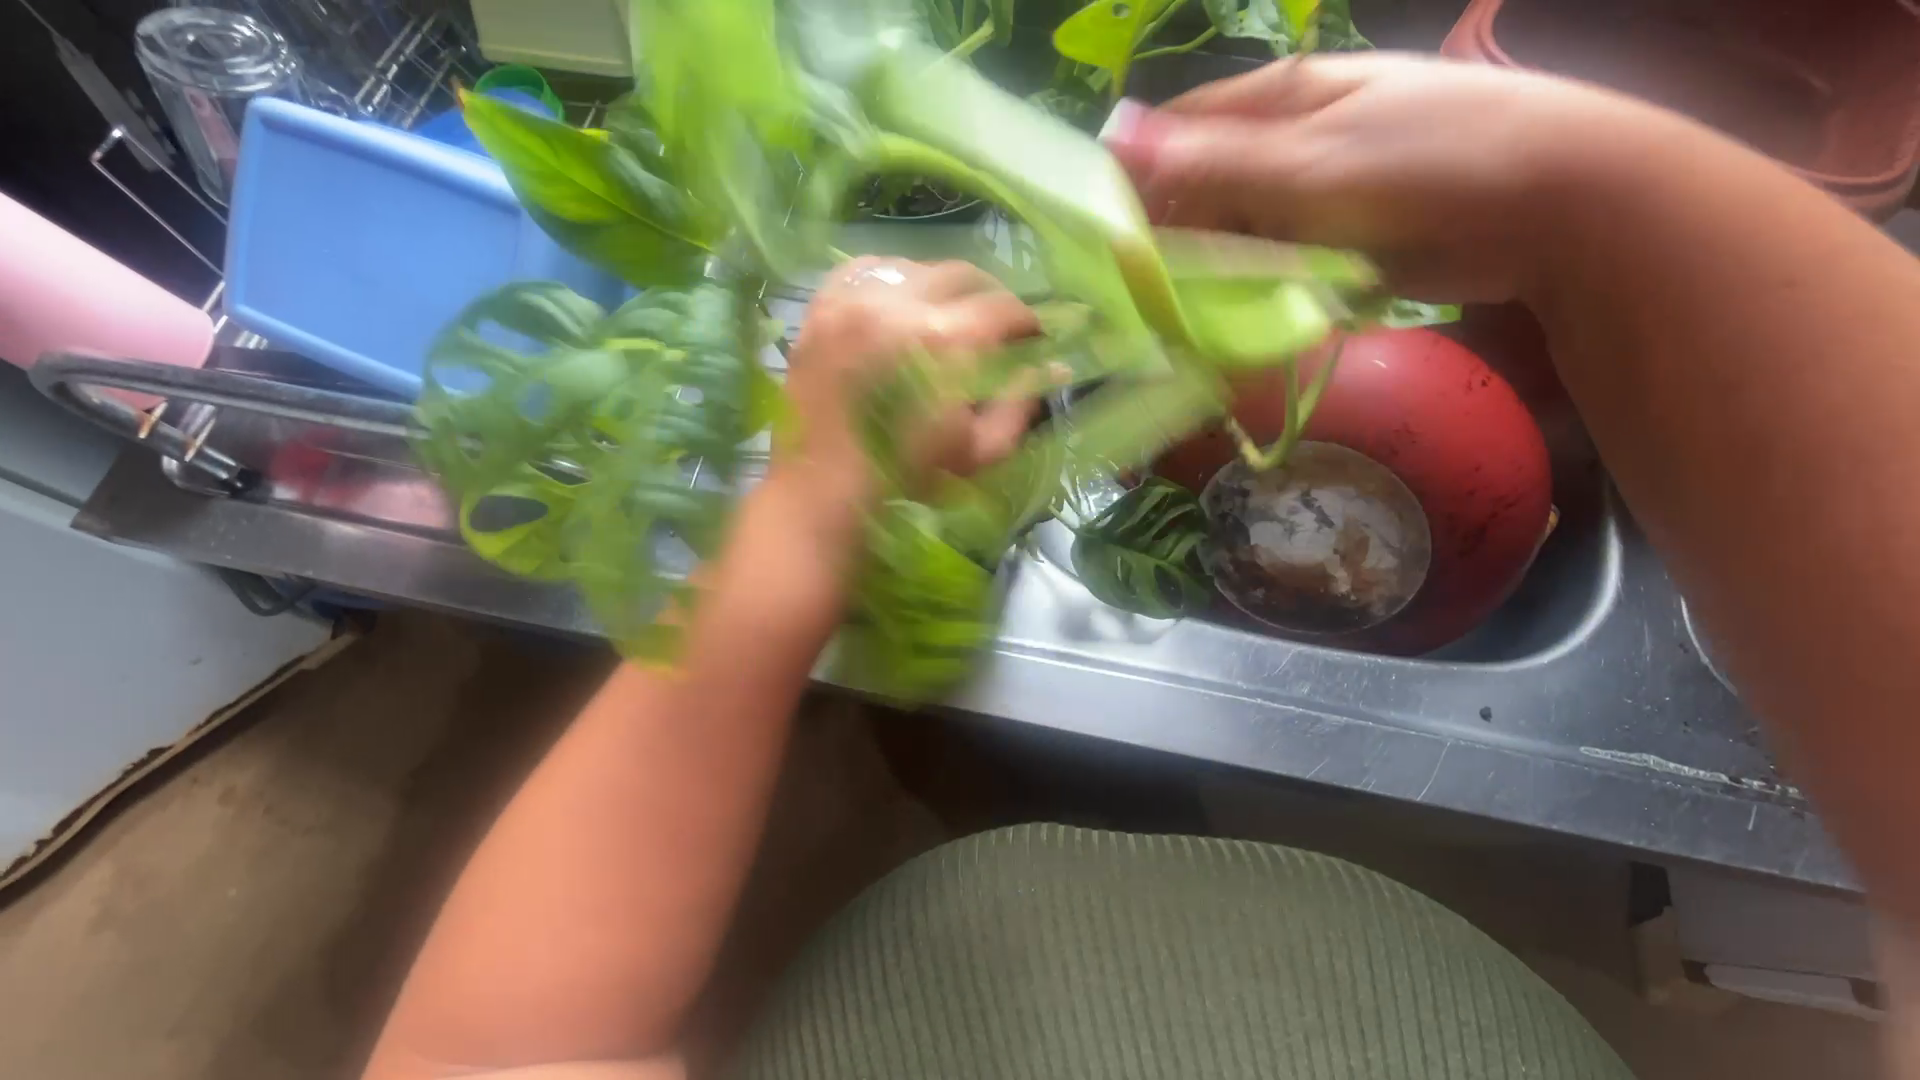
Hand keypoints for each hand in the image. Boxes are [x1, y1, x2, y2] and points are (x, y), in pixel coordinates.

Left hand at [778, 256, 1043, 511]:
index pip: (1005, 307)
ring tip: (943, 313)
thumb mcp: (979, 452)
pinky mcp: (821, 306)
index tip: (1032, 338)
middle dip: (988, 297)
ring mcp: (854, 300)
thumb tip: (1053, 366)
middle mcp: (900, 304)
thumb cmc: (906, 475)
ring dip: (939, 286)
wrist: (822, 485)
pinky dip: (888, 279)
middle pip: (962, 273)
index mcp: (946, 340)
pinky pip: (863, 269)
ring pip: (914, 266)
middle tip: (993, 326)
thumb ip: (1019, 404)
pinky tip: (896, 301)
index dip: (1028, 321)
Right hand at [1105, 52, 1667, 301]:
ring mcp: (1320, 188)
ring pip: (1238, 231)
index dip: (1137, 179)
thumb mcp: (1310, 163)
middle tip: (1150, 295)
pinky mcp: (1342, 235)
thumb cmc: (1432, 163)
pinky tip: (1244, 317)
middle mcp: (1293, 138)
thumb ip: (1211, 160)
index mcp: (1283, 97)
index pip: (1180, 130)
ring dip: (1214, 273)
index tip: (1108, 241)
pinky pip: (1277, 262)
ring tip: (1193, 317)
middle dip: (1175, 239)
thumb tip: (1112, 134)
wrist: (1562, 205)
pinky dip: (1257, 289)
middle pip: (1205, 187)